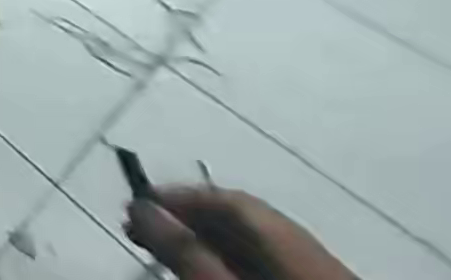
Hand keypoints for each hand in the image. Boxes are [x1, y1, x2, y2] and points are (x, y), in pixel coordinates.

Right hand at [126, 186, 356, 279]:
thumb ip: (184, 252)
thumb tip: (140, 207)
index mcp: (310, 263)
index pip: (238, 204)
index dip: (182, 196)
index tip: (137, 204)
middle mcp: (329, 271)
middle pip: (251, 227)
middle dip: (191, 221)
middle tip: (142, 230)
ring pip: (261, 253)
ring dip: (207, 244)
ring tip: (166, 254)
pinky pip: (274, 274)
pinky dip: (231, 267)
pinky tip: (206, 275)